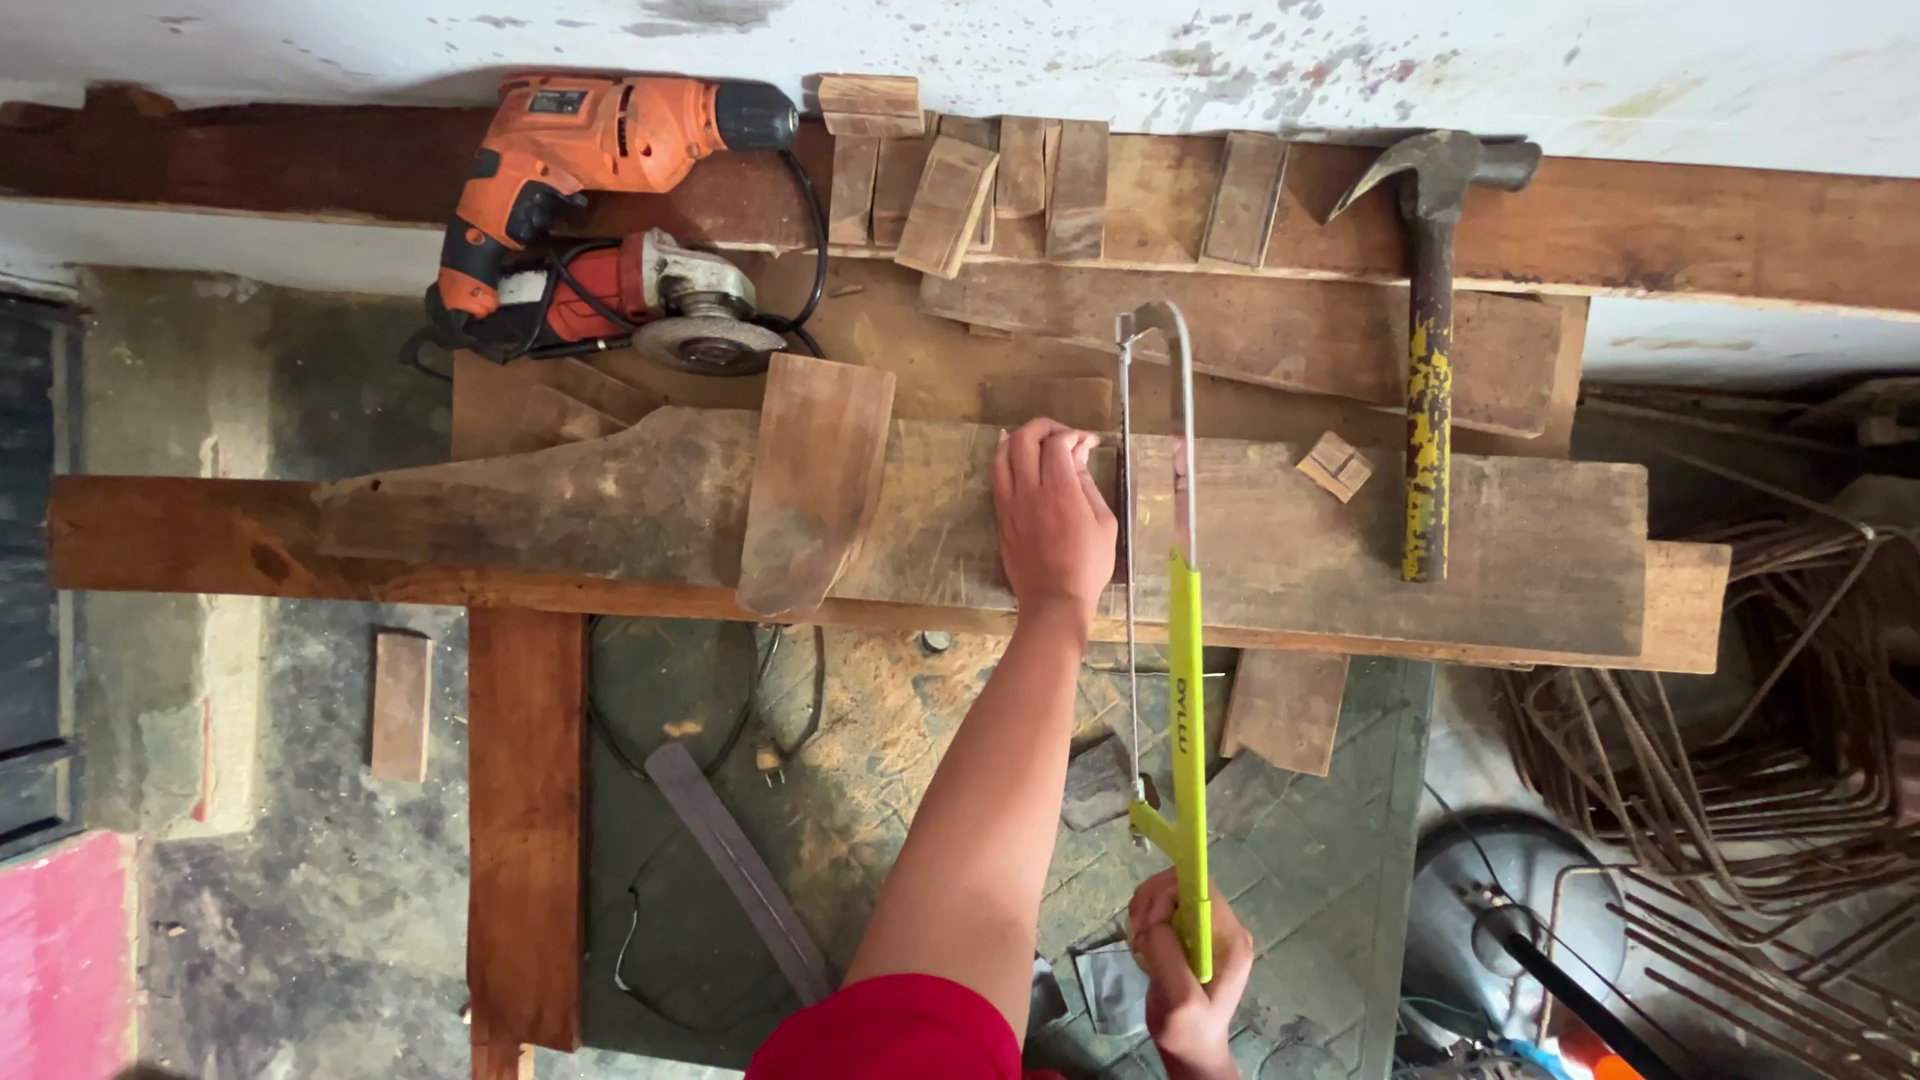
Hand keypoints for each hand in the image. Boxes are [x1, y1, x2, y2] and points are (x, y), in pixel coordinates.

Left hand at [992, 418, 1117, 629]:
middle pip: (1025, 439)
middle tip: (1062, 435)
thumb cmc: (1088, 565)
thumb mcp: (1104, 522)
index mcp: (1060, 491)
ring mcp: (1010, 503)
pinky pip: (997, 477)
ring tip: (1037, 442)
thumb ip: (1088, 483)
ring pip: (1002, 454)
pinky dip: (1006, 459)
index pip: (1057, 443)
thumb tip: (1078, 453)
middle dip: (1045, 427)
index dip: (1074, 434)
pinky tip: (1017, 458)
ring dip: (1020, 439)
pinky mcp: (1001, 516)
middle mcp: (1029, 491)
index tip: (1088, 442)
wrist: (1054, 600)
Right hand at [1128, 869, 1254, 1079]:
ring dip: (1145, 909)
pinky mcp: (1187, 930)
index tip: (1149, 923)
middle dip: (1153, 902)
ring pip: (1166, 890)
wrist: (1189, 1047)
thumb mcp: (1180, 999)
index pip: (1200, 888)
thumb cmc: (1189, 1030)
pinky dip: (1143, 916)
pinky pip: (1160, 905)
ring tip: (1139, 940)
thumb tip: (1154, 918)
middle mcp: (1222, 925)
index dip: (1169, 894)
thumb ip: (1167, 953)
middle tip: (1139, 933)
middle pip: (1181, 883)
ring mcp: (1204, 926)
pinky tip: (1141, 941)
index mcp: (1231, 938)